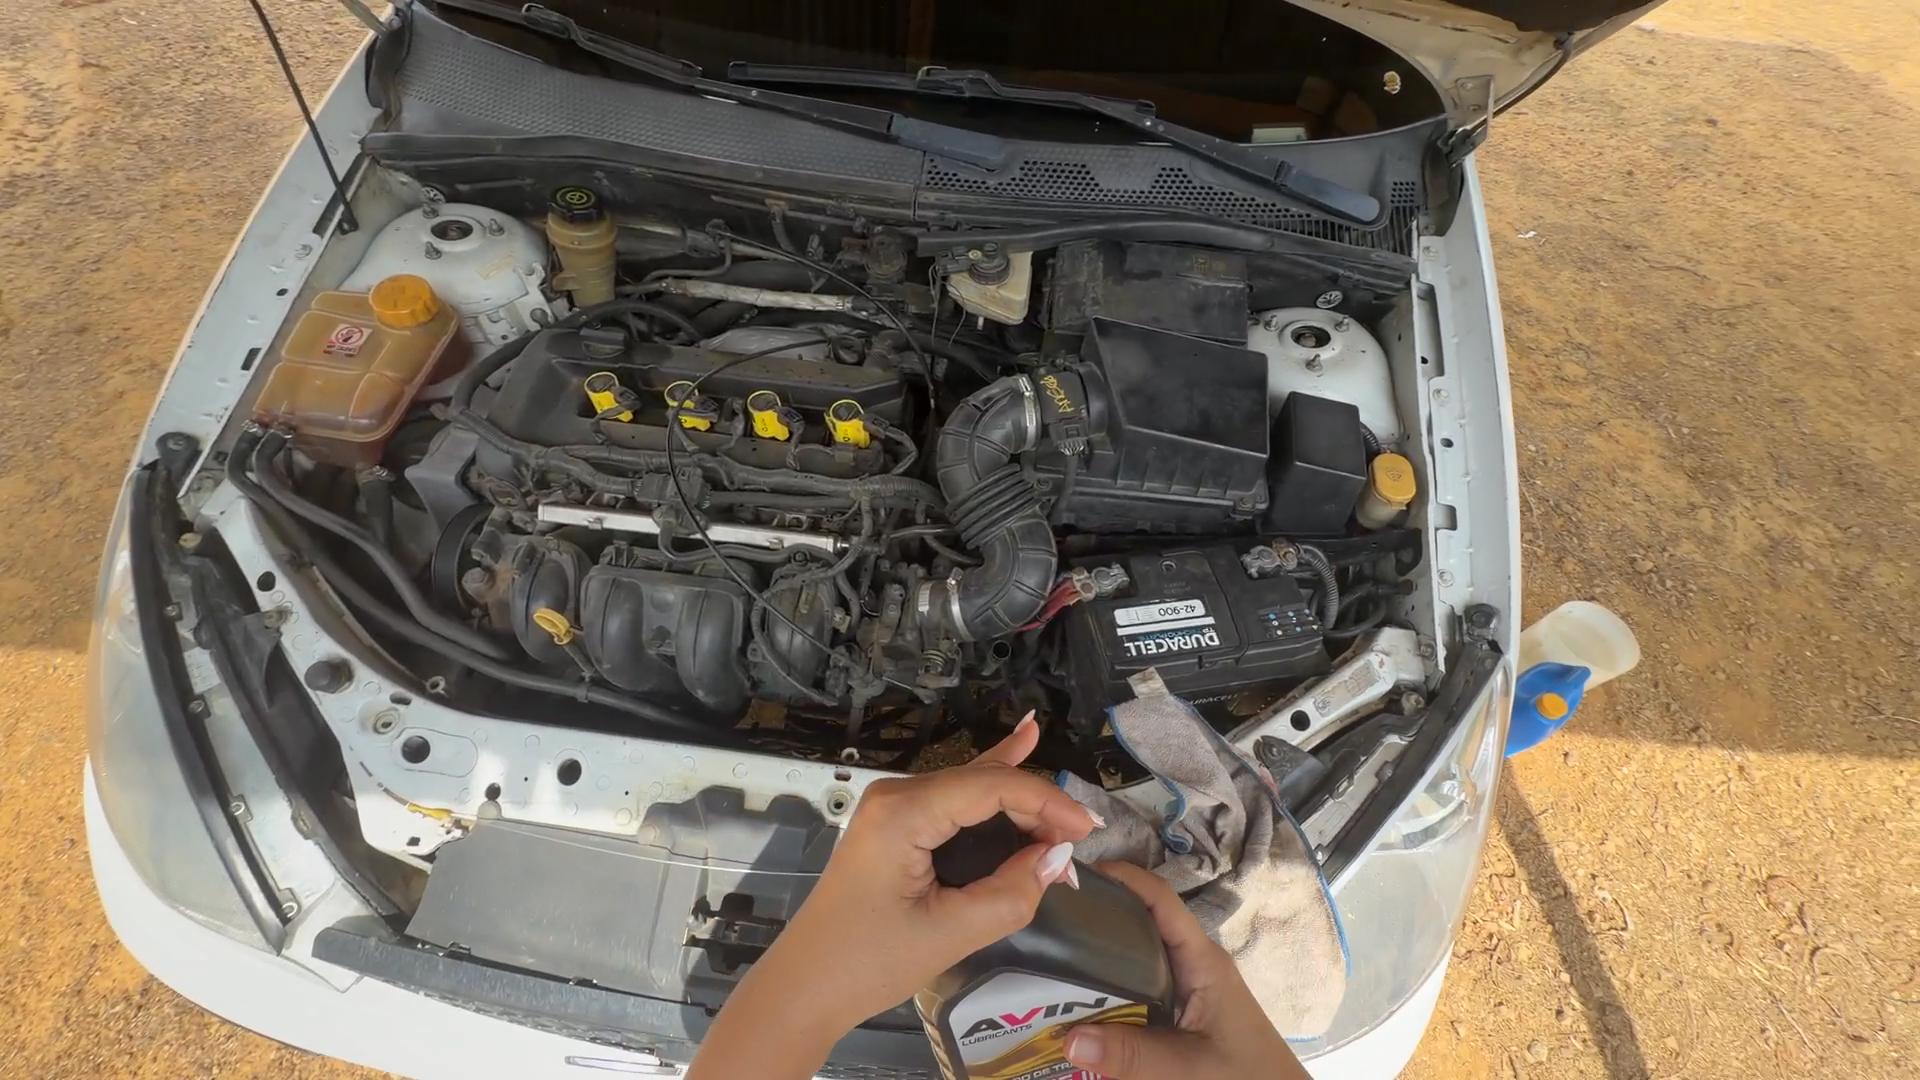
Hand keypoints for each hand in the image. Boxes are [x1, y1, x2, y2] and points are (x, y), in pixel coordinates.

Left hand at [687, 714, 1098, 1079]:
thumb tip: (1058, 857)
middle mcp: (897, 792)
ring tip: (1065, 808)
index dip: (1045, 802)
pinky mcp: (897, 820)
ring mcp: (894, 803)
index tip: (1089, 831)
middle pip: (983, 781)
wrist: (805, 985)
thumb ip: (1010, 894)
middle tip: (1082, 836)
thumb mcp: (948, 935)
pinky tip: (1019, 745)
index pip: (990, 787)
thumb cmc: (868, 962)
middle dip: (1035, 804)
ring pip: (972, 786)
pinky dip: (991, 789)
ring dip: (1019, 801)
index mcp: (903, 811)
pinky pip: (954, 798)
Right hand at [1064, 862, 1310, 1079]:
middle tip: (1054, 913)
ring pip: (1140, 952)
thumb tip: (1066, 1038)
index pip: (1159, 897)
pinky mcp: (1184, 1010)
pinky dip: (1113, 983)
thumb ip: (1133, 1055)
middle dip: (1101, 910)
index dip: (1123, 875)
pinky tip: (1084, 995)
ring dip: (1104, 949)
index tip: (1078, 871)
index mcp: (1201, 958)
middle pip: (1143, 919)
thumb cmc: (1246, 1079)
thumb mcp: (1190, 1070)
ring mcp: (1189, 985)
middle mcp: (1194, 961)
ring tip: (1056, 948)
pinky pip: (1142, 983)